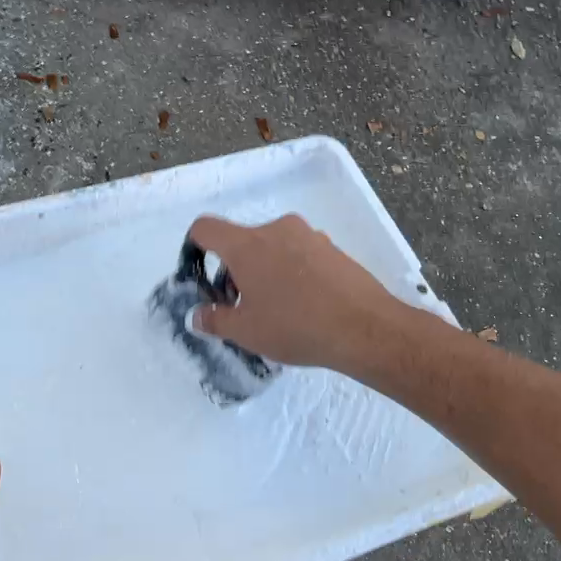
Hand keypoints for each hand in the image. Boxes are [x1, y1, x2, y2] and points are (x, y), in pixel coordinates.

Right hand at [186, 214, 413, 373]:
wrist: (366, 328)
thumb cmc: (295, 326)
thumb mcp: (246, 332)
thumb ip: (215, 320)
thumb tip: (198, 316)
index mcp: (247, 244)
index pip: (205, 228)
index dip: (194, 247)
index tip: (202, 276)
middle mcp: (276, 230)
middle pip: (241, 242)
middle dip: (234, 271)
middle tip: (243, 307)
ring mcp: (308, 236)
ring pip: (271, 248)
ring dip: (264, 273)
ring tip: (277, 311)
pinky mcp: (333, 249)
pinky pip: (299, 255)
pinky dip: (292, 274)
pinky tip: (305, 308)